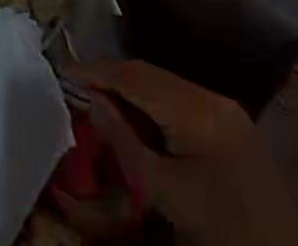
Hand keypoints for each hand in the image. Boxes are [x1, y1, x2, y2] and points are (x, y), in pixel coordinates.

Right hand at [63, 61, 297, 245]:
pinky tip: (135, 116)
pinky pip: (181, 99)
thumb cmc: (221, 227)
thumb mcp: (162, 188)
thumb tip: (90, 99)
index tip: (61, 72)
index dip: (94, 70)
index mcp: (196, 110)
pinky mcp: (235, 128)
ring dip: (129, 87)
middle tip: (75, 85)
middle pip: (149, 73)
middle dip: (109, 76)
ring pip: (164, 84)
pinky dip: (151, 101)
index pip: (133, 75)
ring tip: (97, 98)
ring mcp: (229, 112)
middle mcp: (214, 99)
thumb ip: (122, 138)